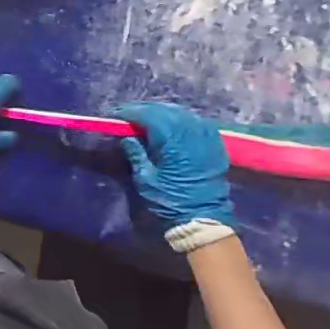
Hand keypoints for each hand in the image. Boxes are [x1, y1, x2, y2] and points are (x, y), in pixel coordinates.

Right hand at [118, 102, 236, 251]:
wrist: (203, 219)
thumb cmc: (170, 201)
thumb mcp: (145, 179)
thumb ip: (136, 154)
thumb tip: (127, 136)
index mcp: (173, 142)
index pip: (149, 115)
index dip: (130, 112)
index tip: (115, 115)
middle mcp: (191, 133)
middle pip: (165, 110)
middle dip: (144, 109)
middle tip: (127, 114)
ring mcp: (206, 136)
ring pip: (181, 113)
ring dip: (161, 112)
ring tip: (145, 117)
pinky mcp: (215, 143)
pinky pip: (195, 121)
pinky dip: (179, 119)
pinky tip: (170, 124)